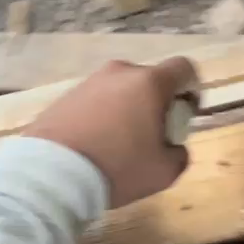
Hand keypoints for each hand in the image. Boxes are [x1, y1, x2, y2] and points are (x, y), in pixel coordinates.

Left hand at [19, 58, 198, 208]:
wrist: (50, 175)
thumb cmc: (118, 167)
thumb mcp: (165, 171)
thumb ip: (179, 153)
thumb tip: (172, 146)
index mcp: (150, 83)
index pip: (184, 68)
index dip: (192, 88)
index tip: (185, 114)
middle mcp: (120, 73)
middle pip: (151, 80)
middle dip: (157, 103)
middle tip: (152, 136)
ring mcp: (89, 82)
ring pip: (122, 90)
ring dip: (128, 109)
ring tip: (120, 144)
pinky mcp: (65, 96)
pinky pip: (97, 101)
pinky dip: (103, 116)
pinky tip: (96, 145)